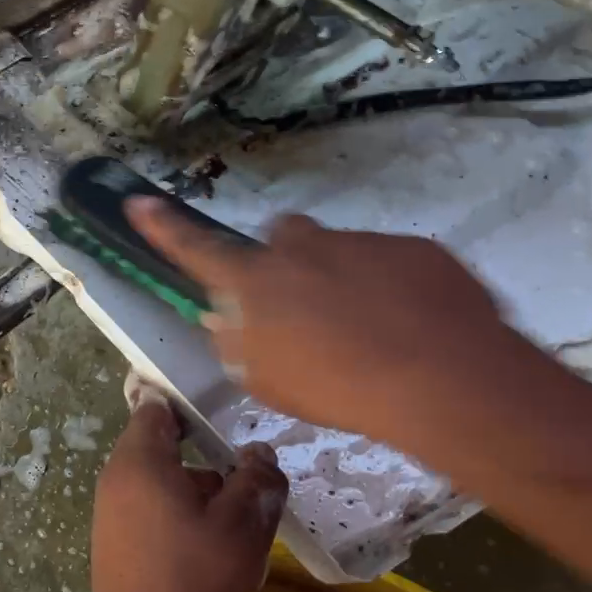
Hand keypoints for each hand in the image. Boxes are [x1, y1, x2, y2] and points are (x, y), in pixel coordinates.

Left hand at [91, 376, 287, 591]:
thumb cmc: (195, 569)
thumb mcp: (243, 524)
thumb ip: (256, 481)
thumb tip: (260, 452)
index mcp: (139, 458)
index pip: (154, 411)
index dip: (183, 405)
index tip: (214, 408)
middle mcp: (115, 474)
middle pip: (157, 448)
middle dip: (200, 459)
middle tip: (241, 478)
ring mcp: (108, 505)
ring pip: (155, 480)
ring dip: (191, 491)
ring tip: (230, 520)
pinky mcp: (111, 533)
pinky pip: (145, 506)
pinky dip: (174, 512)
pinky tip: (203, 543)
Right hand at [125, 197, 526, 432]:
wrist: (452, 384)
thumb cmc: (337, 388)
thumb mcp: (263, 378)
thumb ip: (235, 340)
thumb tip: (227, 319)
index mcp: (250, 281)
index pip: (193, 248)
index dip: (161, 226)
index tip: (138, 202)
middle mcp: (297, 249)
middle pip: (281, 237)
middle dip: (287, 260)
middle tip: (305, 303)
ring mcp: (361, 243)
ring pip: (339, 250)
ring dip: (343, 277)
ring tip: (374, 328)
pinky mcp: (419, 250)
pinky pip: (394, 262)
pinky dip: (395, 286)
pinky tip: (414, 326)